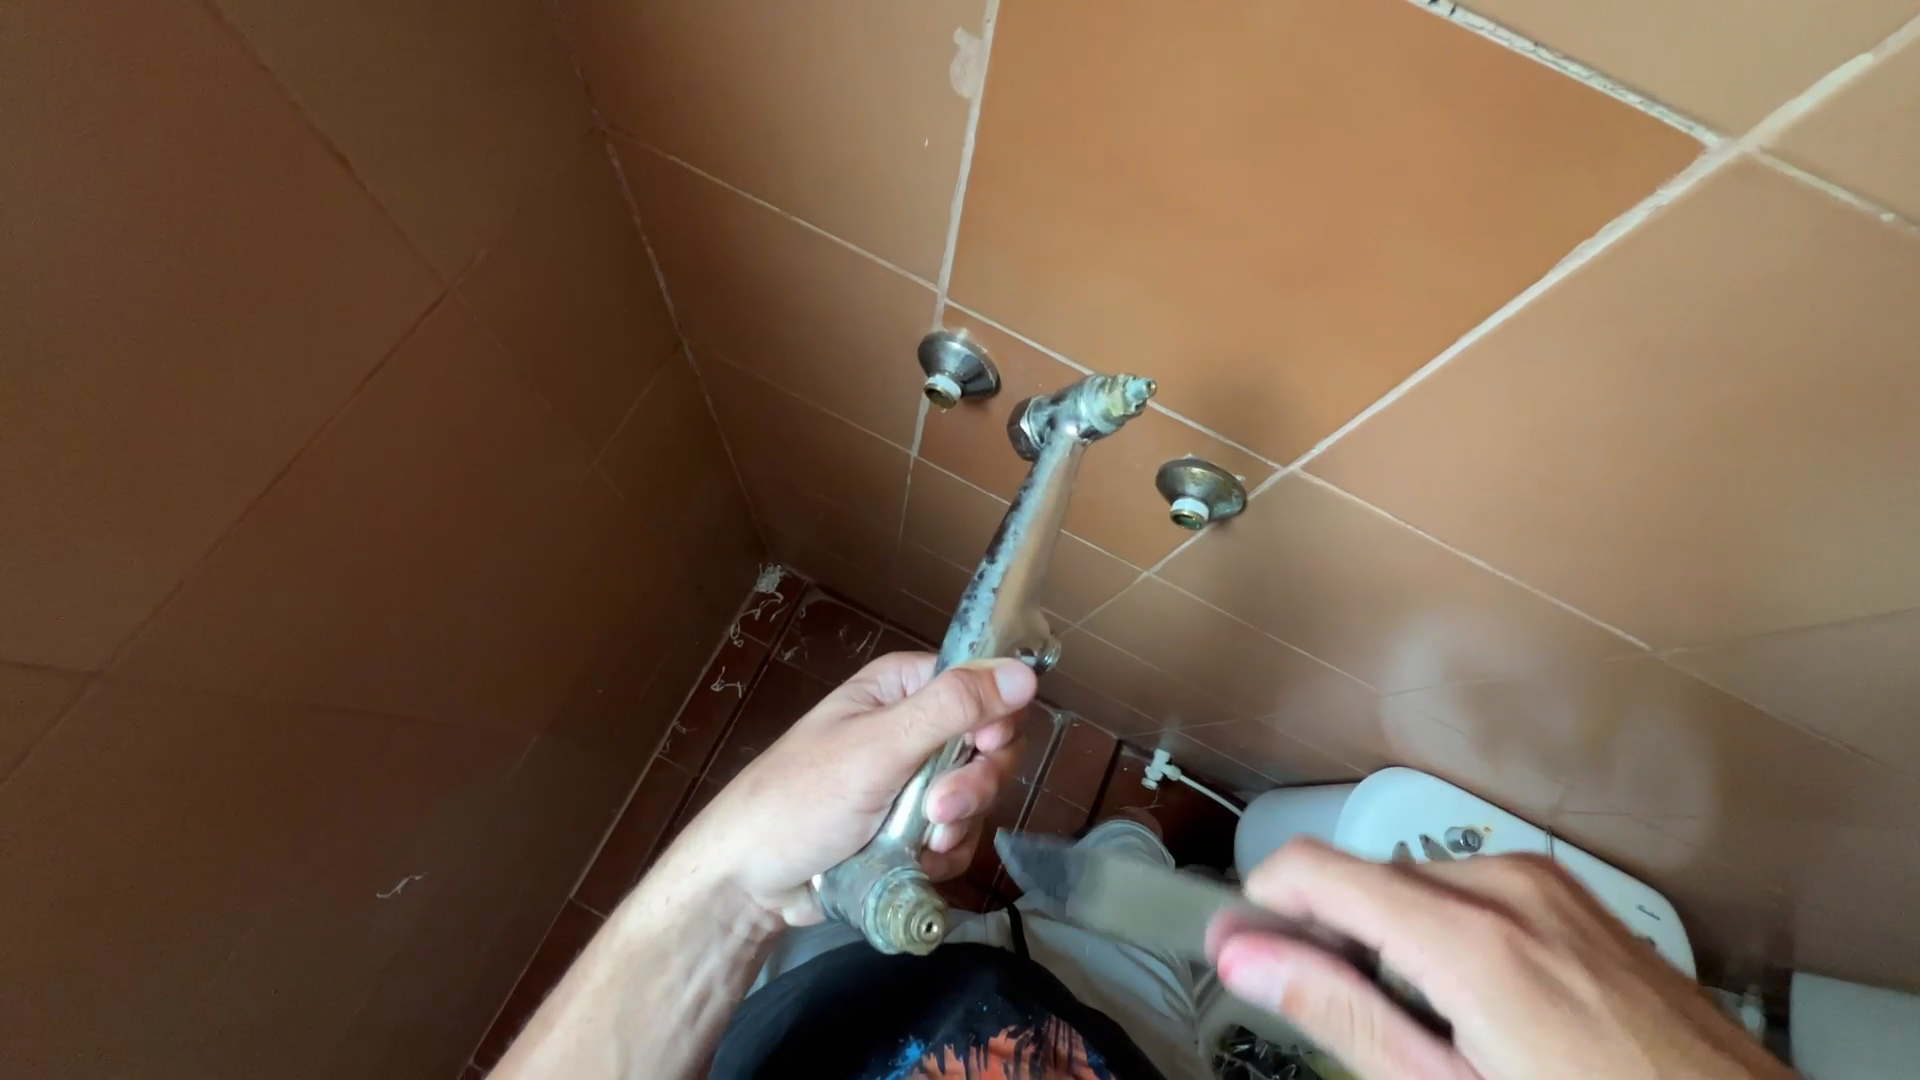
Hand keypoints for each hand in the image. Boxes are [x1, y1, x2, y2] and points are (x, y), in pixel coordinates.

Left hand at [664, 651, 1037, 926]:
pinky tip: (916, 863)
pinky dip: (945, 853)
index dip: (995, 718)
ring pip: (978, 794)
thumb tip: (1027, 673)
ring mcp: (915, 778)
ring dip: (956, 824)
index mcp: (903, 687)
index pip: (982, 686)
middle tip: (938, 811)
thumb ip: (951, 709)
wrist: (749, 881)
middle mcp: (915, 724)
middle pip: (989, 744)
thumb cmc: (802, 798)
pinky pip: (959, 833)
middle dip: (973, 784)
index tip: (984, 749)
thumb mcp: (878, 747)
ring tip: (917, 843)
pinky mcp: (913, 825)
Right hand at [1211, 840, 1791, 1079]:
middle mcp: (1504, 886)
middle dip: (1335, 933)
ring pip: (1410, 883)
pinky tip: (1477, 1001)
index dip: (1266, 905)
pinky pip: (1465, 888)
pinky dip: (1442, 929)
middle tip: (1356, 1016)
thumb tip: (1244, 956)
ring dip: (1391, 935)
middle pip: (1361, 878)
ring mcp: (1546, 886)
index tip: (1249, 946)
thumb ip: (1337, 1012)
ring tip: (1431, 1021)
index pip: (1311, 868)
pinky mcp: (1570, 896)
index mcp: (1469, 936)